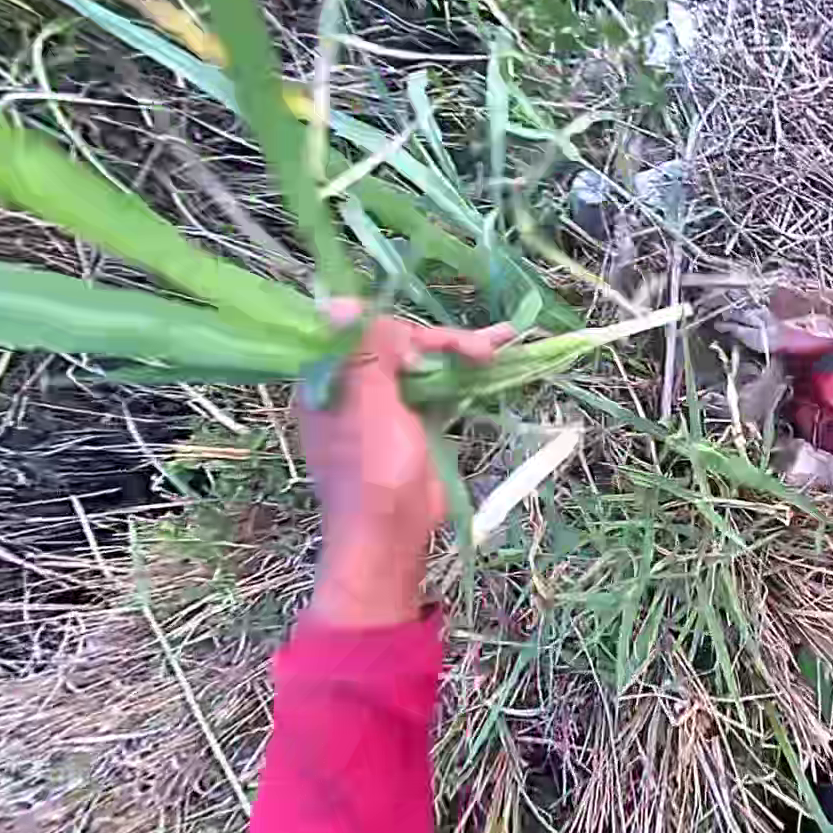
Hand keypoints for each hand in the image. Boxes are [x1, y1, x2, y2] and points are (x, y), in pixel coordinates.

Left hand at [298, 300, 510, 628]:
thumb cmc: (375, 474)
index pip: (368, 332)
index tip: (436, 352)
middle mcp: (354, 386)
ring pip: (423, 365)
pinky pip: (435, 388)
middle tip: (488, 348)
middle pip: (401, 346)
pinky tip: (491, 363)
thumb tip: (340, 300)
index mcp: (330, 379)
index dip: (406, 333)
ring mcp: (385, 405)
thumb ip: (361, 355)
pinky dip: (461, 376)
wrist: (392, 533)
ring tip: (503, 341)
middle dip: (445, 343)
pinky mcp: (411, 422)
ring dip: (461, 353)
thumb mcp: (369, 409)